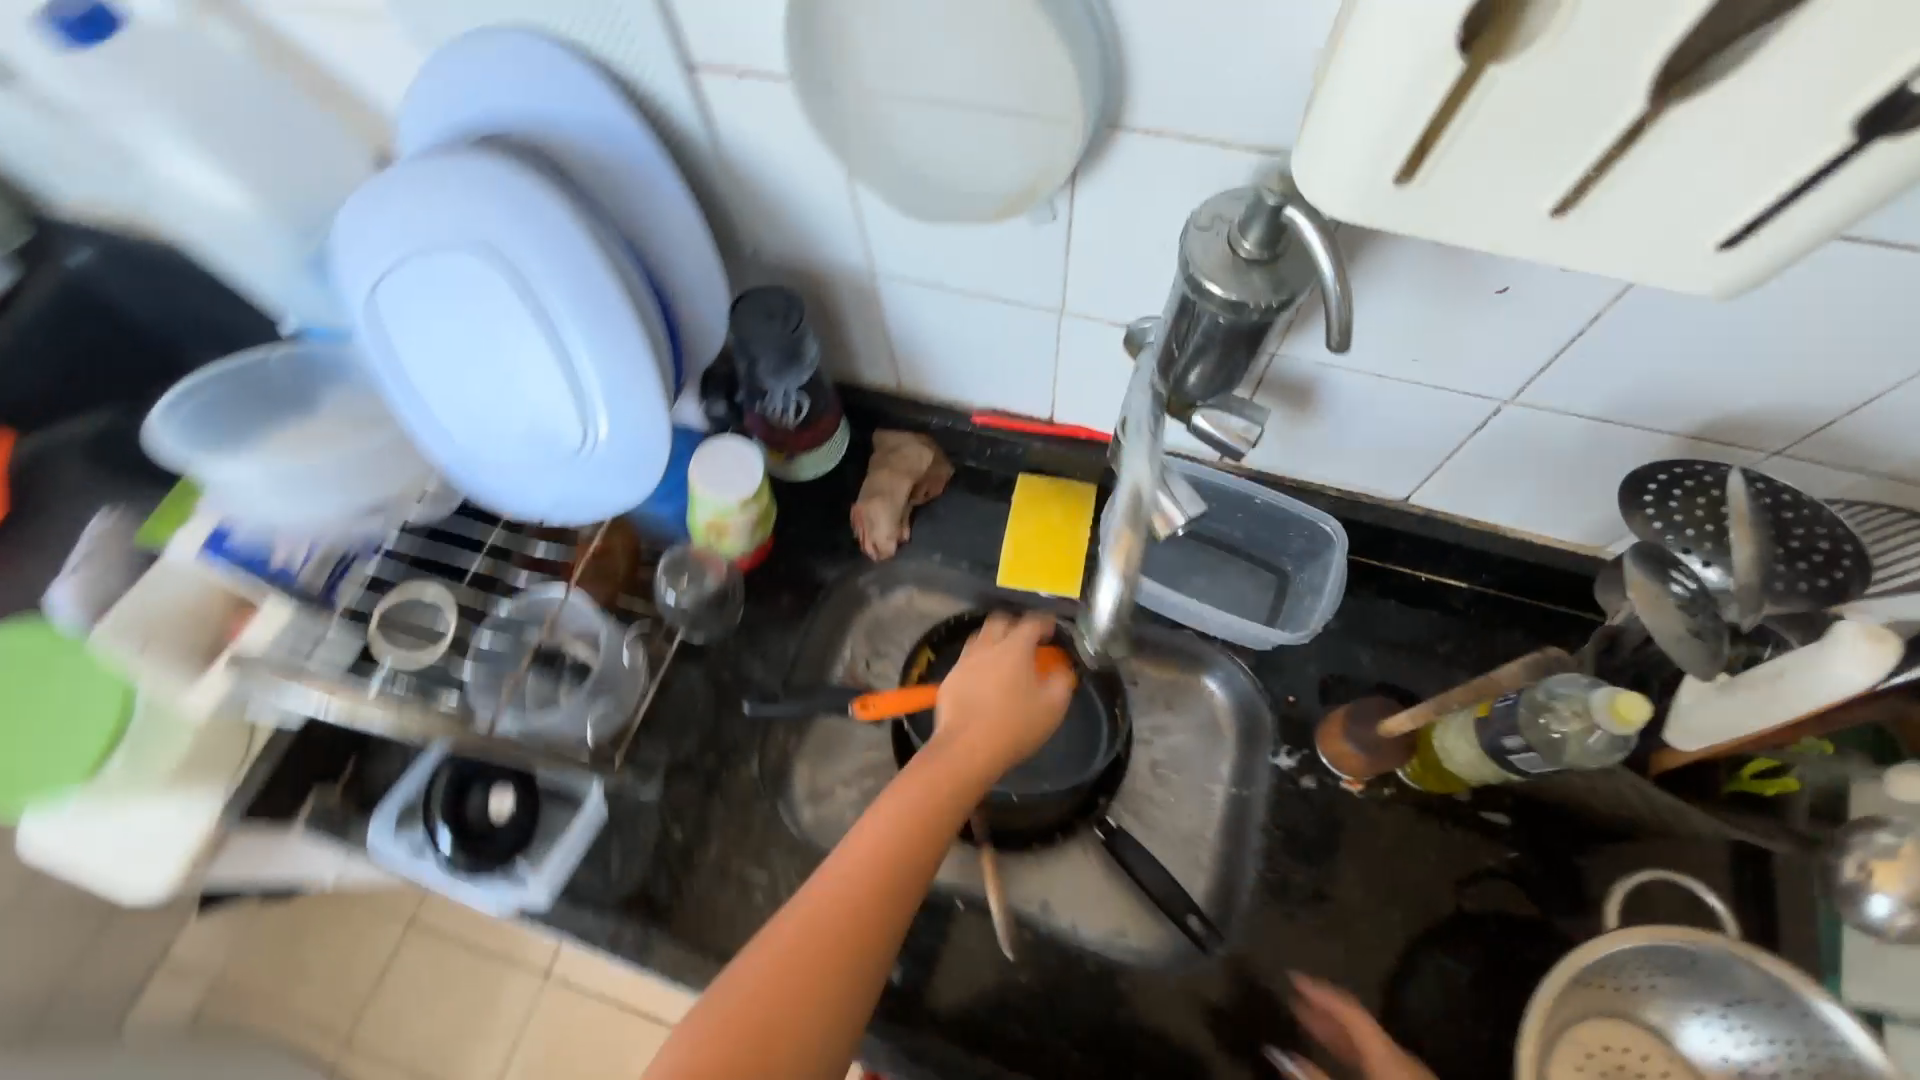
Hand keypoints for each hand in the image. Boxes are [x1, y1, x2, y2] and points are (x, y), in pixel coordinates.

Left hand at [929, 612, 1075, 783]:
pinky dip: (978, 662)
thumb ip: (1062, 681)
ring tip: (1003, 657)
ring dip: (993, 640)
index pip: (1032, 622)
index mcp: (1015, 648)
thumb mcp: (1053, 707)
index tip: (1052, 630)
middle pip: (999, 620)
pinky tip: (984, 679)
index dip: (1045, 622)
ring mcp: (964, 661)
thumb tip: (1062, 669)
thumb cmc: (1015, 726)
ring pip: (979, 637)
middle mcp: (987, 647)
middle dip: (1015, 624)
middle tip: (1026, 640)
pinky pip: (966, 660)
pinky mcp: (949, 678)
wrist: (967, 748)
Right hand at [1270, 973, 1435, 1079]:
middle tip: (1293, 1000)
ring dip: (1336, 1035)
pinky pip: (1377, 1062)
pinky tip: (1339, 1063)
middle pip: (1358, 1027)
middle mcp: (1400, 1059)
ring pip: (1367, 1046)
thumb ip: (1314, 1079)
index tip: (1292, 977)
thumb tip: (1278, 1053)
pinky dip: (1352, 1055)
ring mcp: (1410, 1076)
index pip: (1349, 1011)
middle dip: (1324, 1013)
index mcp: (1387, 1056)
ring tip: (1308, 1026)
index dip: (1320, 992)